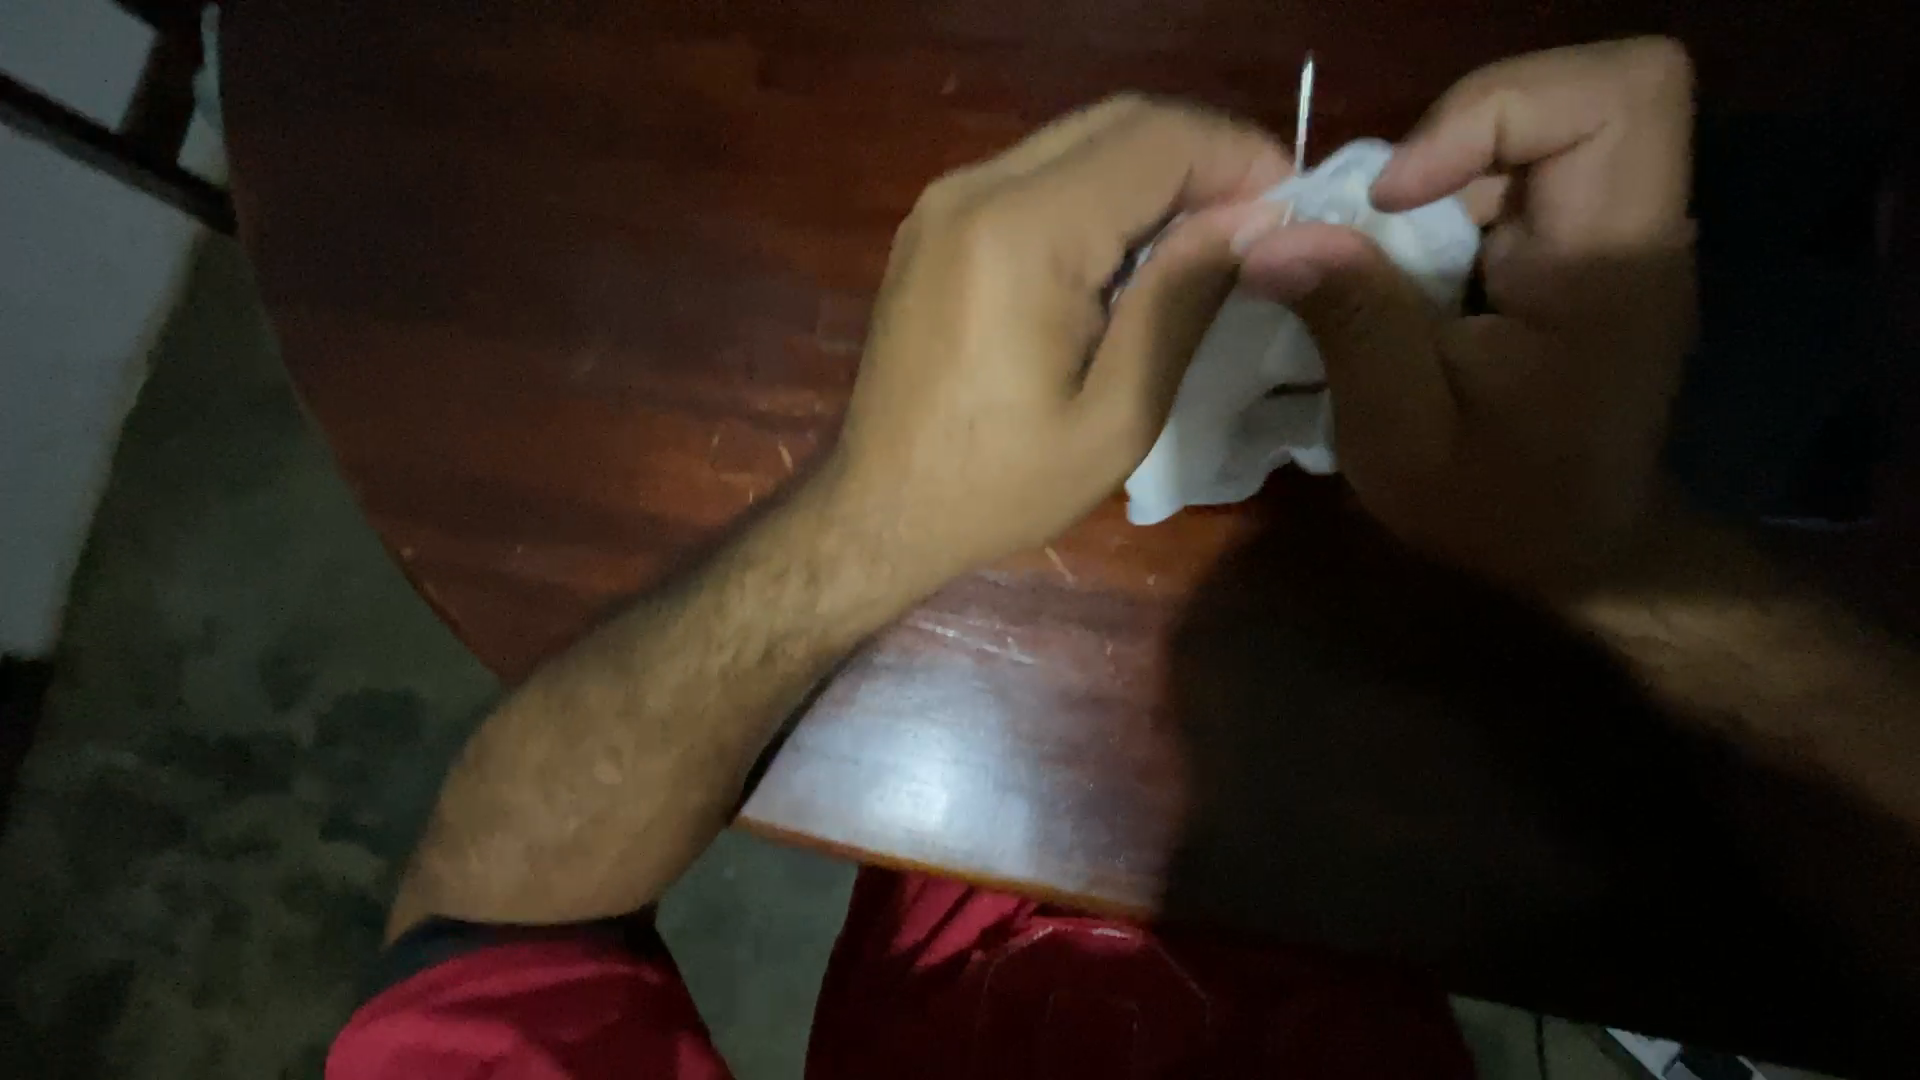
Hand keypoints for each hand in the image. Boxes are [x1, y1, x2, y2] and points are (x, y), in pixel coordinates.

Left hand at [826, 96, 1291, 588]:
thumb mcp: (1117, 416)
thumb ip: (1182, 300)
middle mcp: (974, 191)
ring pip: (1074, 145)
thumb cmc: (999, 486)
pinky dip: (1091, 199)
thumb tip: (1249, 218)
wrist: (882, 510)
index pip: (1159, 140)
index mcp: (1024, 234)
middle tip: (1249, 226)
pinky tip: (1118, 259)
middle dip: (1198, 159)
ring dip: (1146, 177)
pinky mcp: (931, 230)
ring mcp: (942, 205)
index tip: (1289, 210)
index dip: (1240, 159)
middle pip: (1117, 124)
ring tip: (1195, 246)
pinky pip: (1032, 181)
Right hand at [1238, 37, 1697, 595]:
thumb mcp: (1397, 429)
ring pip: (1530, 139)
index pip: (1611, 95)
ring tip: (1369, 263)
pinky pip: (1509, 190)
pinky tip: (1396, 283)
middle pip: (1570, 98)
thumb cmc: (1490, 503)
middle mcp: (1627, 229)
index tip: (1392, 196)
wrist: (1569, 549)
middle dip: (1447, 143)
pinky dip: (1437, 214)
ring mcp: (1604, 242)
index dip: (1490, 110)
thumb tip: (1270, 241)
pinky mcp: (1572, 261)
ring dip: (1433, 184)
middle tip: (1369, 223)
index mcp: (1606, 263)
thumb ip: (1349, 322)